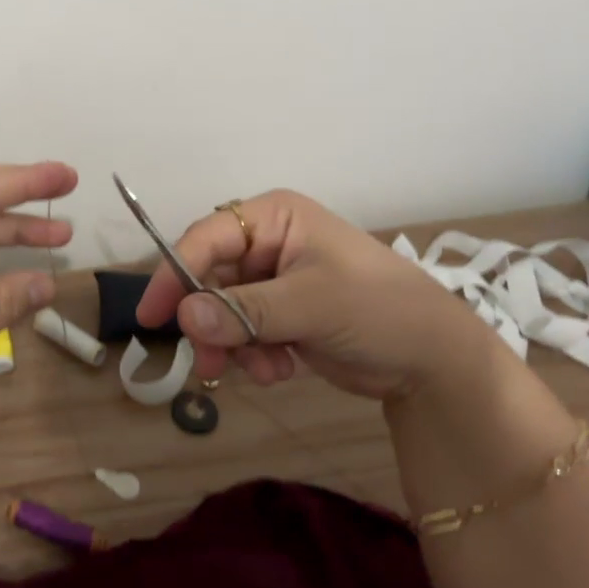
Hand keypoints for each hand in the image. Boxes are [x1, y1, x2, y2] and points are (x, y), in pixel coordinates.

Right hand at [135, 190, 491, 399]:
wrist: (435, 360)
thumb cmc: (378, 309)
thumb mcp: (311, 305)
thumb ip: (244, 311)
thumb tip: (184, 318)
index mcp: (274, 218)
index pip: (206, 238)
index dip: (175, 273)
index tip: (152, 316)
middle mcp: (268, 243)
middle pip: (209, 277)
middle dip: (210, 321)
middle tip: (210, 362)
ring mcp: (275, 281)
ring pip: (221, 310)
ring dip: (234, 344)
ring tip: (262, 370)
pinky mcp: (283, 315)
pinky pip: (243, 332)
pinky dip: (254, 354)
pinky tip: (283, 369)